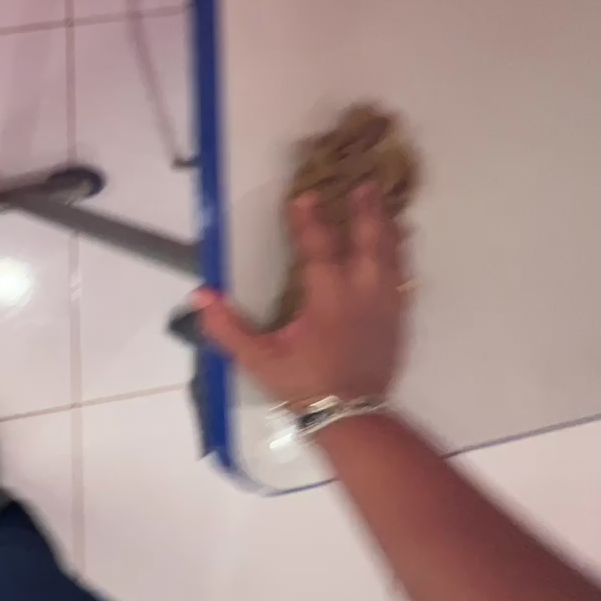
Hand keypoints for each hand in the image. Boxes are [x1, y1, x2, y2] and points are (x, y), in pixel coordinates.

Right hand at [194, 185, 408, 405]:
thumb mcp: (256, 357)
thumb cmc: (302, 382)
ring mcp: (385, 308)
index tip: (303, 196)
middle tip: (365, 184)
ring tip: (385, 206)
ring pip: (392, 258)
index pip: (319, 251)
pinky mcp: (396, 319)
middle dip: (366, 213)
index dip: (310, 222)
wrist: (354, 415)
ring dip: (387, 229)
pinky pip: (400, 277)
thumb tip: (199, 294)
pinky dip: (397, 254)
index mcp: (329, 301)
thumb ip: (226, 326)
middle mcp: (363, 297)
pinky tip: (395, 247)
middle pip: (370, 245)